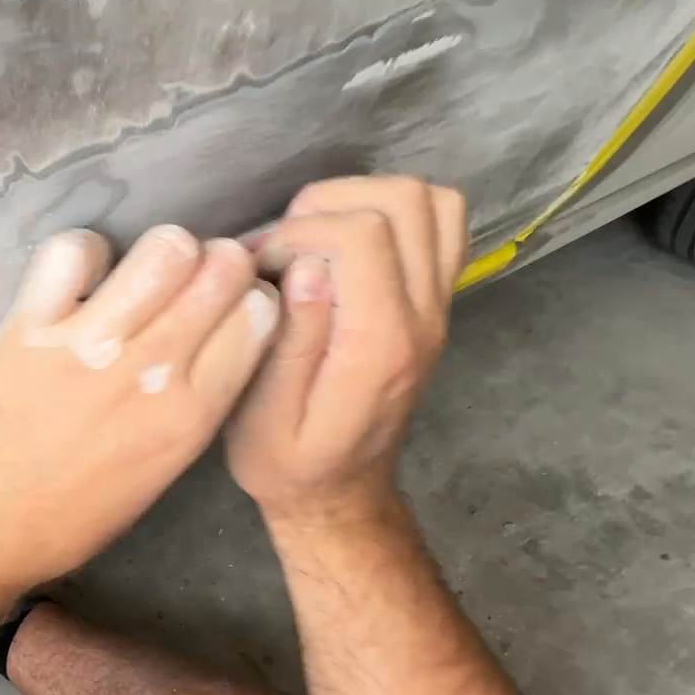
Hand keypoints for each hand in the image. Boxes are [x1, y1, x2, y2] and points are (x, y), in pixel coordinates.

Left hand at [0, 225, 283, 588]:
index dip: (243, 302)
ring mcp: (91, 345)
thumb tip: (210, 340)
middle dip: (212, 267)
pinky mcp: (31, 328)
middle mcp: (152, 371)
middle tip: (178, 290)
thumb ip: (194, 404)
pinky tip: (74, 287)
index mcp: (191, 414)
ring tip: (132, 283)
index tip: (219, 310)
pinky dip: (80, 257)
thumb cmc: (72, 514)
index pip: (259, 313)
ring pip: (165, 247)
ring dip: (158, 256)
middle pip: (223, 267)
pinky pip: (74, 251)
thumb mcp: (159, 472)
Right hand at [225, 177, 467, 528]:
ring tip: (309, 234)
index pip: (363, 236)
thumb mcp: (264, 420)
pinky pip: (439, 228)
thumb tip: (303, 266)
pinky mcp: (433, 306)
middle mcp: (423, 316)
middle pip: (407, 202)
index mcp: (378, 345)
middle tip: (280, 241)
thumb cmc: (287, 465)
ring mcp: (437, 308)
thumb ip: (288, 344)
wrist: (338, 494)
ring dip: (364, 200)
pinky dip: (392, 216)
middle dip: (331, 203)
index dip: (298, 231)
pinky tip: (342, 247)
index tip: (256, 265)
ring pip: (433, 204)